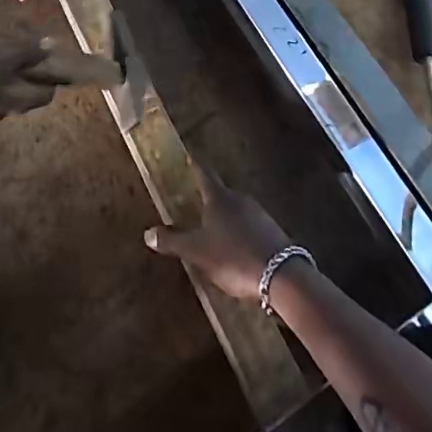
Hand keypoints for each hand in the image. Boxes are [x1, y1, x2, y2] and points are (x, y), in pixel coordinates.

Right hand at [143, 162, 294, 301]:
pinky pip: (251, 227)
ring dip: (226, 218)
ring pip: (237, 211)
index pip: (203, 173)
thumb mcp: (197, 251)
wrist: (283, 277)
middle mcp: (240, 200)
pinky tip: (238, 250)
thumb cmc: (234, 256)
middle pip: (221, 193)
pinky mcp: (274, 233)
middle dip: (209, 198)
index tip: (190, 154)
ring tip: (215, 233)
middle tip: (196, 203)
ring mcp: (260, 215)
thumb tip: (148, 233)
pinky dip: (241, 234)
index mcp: (219, 198)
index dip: (195, 164)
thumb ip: (173, 242)